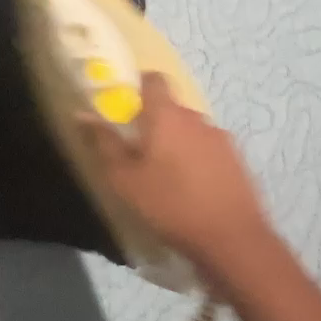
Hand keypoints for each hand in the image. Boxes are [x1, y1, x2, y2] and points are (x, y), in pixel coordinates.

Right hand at [79, 74, 273, 277]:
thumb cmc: (170, 204)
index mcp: (166, 115)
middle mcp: (196, 118)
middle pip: (171, 108)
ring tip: (167, 177)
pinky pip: (209, 150)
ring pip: (191, 131)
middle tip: (138, 152)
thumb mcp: (124, 178)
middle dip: (154, 123)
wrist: (233, 241)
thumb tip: (82, 114)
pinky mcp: (238, 162)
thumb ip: (104, 142)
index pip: (154, 79)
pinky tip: (192, 191)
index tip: (125, 108)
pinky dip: (197, 161)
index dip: (138, 86)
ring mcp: (221, 139)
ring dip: (177, 144)